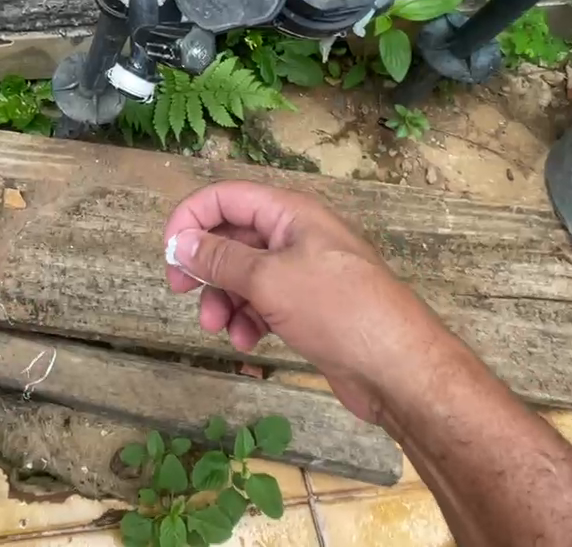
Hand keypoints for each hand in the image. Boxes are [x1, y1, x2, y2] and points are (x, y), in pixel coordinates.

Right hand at [162, 180, 469, 424]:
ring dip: (223, 298)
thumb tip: (179, 242)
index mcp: (288, 213)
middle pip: (231, 237)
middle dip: (204, 265)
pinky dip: (247, 318)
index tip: (169, 252)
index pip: (224, 198)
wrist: (402, 372)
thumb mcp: (268, 279)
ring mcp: (302, 272)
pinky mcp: (308, 307)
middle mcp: (293, 235)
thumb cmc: (338, 310)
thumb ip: (219, 258)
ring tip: (216, 327)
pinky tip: (246, 343)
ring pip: (243, 274)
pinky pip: (263, 302)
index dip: (191, 218)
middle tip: (181, 290)